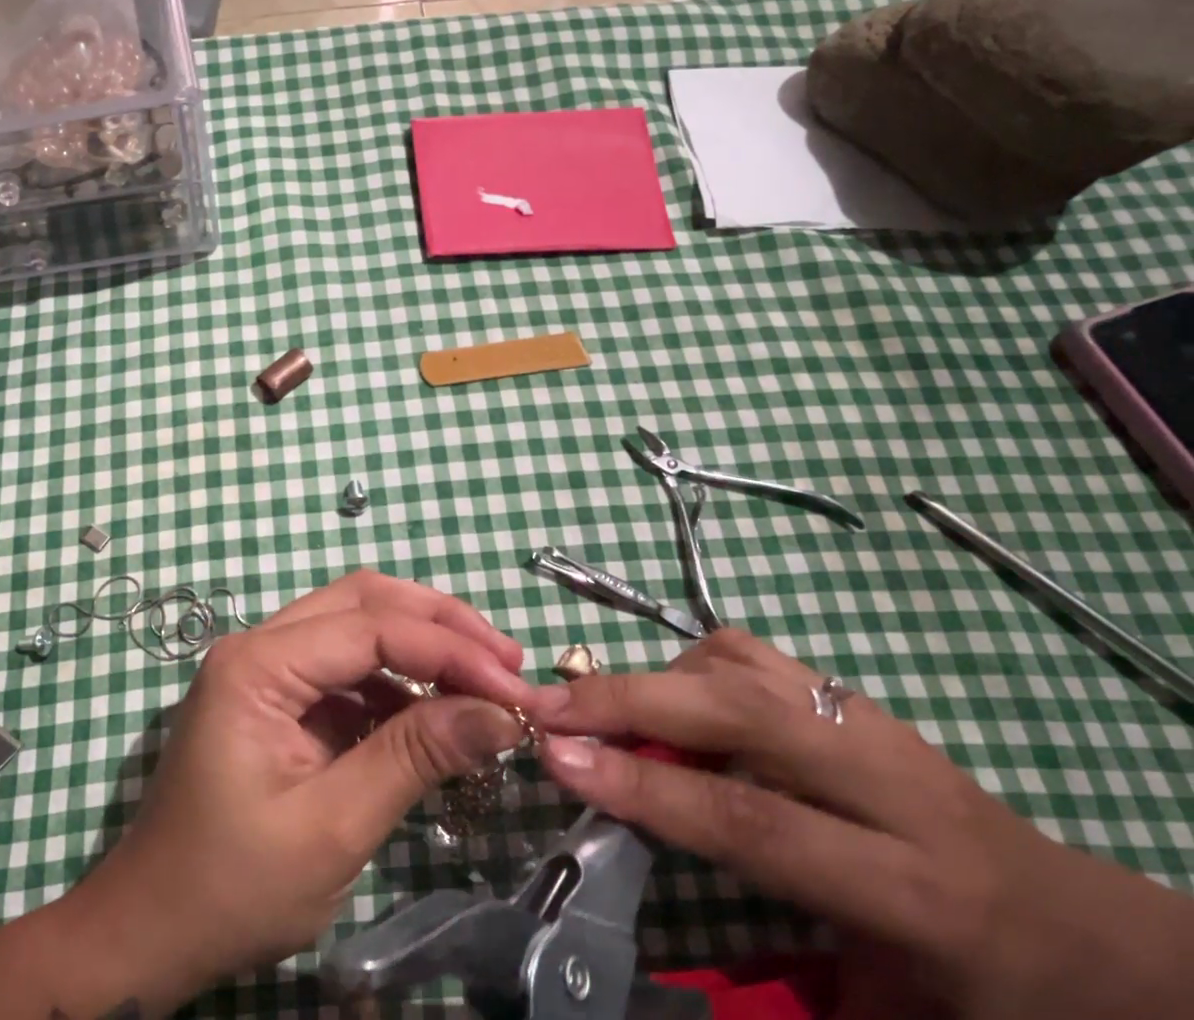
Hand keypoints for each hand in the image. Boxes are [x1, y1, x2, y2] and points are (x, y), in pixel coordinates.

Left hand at [67, 569, 557, 1009]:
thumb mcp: (333, 825)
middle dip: (440, 626)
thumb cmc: (234, 884)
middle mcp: (257, 650)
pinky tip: (436, 717)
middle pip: (362, 603)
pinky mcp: (274, 705)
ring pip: (355, 629)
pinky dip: (395, 685)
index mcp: (257, 666)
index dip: (450, 650)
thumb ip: (415, 756)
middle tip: (508, 665)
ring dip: (421, 650)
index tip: (515, 690)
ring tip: (485, 688)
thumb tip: (502, 712)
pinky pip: (344, 674)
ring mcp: (262, 674)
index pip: (371, 626)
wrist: (155, 927)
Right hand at [533, 629, 1193, 1019]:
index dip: (646, 787)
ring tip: (607, 710)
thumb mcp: (886, 1015)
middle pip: (746, 711)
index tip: (558, 761)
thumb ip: (775, 979)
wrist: (1097, 944)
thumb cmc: (980, 996)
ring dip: (661, 677)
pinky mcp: (867, 704)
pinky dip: (695, 667)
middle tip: (545, 705)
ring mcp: (884, 729)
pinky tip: (674, 706)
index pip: (755, 821)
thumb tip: (652, 925)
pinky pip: (762, 658)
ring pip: (753, 665)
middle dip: (631, 699)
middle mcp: (899, 787)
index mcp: (917, 891)